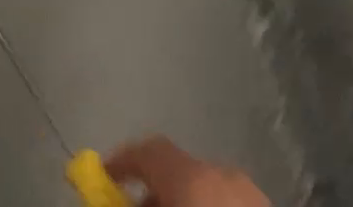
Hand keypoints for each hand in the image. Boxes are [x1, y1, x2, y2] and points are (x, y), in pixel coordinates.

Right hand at [106, 137, 269, 206]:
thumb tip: (113, 206)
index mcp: (195, 180)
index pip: (152, 152)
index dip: (122, 162)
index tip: (100, 179)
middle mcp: (225, 176)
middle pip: (179, 174)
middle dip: (151, 197)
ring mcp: (252, 193)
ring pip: (205, 191)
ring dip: (180, 206)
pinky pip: (226, 204)